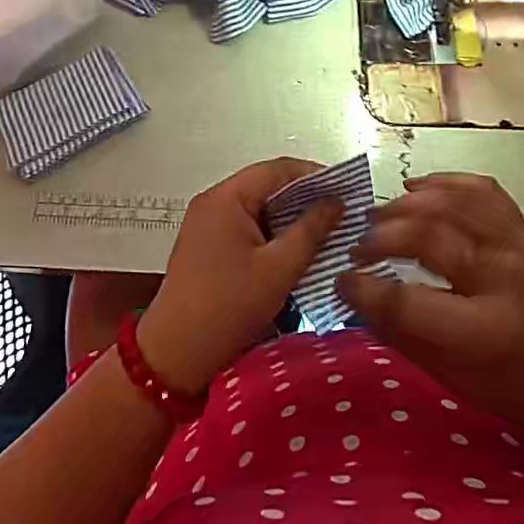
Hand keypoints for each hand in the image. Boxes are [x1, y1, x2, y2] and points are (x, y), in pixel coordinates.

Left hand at [136, 159, 342, 394]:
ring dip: (289, 220)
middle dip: (305, 199)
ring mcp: (207, 224)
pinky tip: (297, 251)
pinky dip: (272, 235)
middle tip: (340, 213)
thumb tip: (336, 202)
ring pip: (258, 210)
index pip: (277, 170)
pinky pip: (247, 228)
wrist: (177, 353)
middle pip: (266, 187)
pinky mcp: (207, 246)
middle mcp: (213, 203)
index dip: (314, 175)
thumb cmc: (229, 306)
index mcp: (226, 198)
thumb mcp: (280, 267)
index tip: (345, 189)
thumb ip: (311, 229)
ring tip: (325, 232)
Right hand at [337, 172, 523, 435]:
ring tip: (377, 218)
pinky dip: (444, 182)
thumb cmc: (514, 387)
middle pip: (430, 237)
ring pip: (453, 203)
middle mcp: (504, 278)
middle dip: (382, 238)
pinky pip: (481, 190)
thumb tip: (354, 297)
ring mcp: (517, 245)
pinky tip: (416, 190)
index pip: (409, 301)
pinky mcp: (522, 229)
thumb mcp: (452, 378)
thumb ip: (401, 334)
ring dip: (406, 206)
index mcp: (486, 330)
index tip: (340, 281)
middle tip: (356, 248)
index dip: (365, 289)